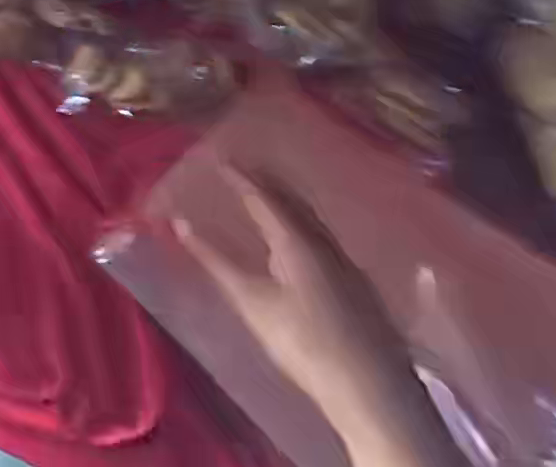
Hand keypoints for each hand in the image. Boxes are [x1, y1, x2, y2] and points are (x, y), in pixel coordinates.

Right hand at [176, 168, 461, 466]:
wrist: (375, 398)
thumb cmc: (303, 343)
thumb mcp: (249, 300)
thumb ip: (214, 259)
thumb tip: (179, 221)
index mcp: (297, 243)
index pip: (263, 198)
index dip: (239, 176)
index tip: (218, 157)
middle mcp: (326, 246)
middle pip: (294, 202)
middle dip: (267, 180)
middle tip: (242, 163)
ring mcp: (348, 266)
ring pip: (312, 218)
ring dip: (286, 198)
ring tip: (265, 187)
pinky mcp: (358, 286)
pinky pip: (323, 234)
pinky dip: (302, 218)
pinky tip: (298, 229)